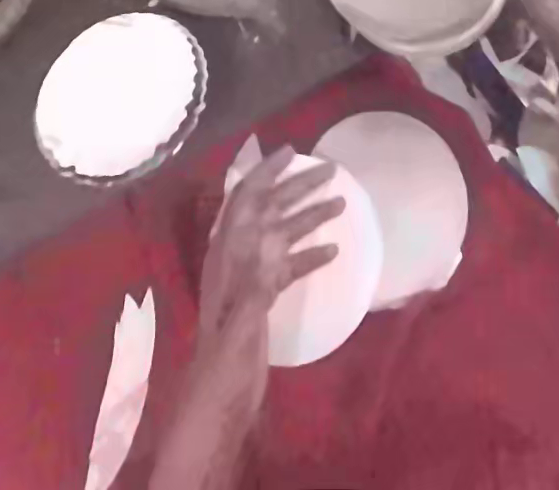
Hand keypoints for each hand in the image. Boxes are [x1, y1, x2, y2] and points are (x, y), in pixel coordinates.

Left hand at [194, 147, 343, 411]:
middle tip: (330, 171)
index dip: (266, 172)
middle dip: (296, 188)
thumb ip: (256, 282)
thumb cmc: (225, 366)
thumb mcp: (241, 324)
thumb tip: (274, 237)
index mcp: (227, 254)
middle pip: (268, 210)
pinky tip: (332, 251)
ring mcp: (250, 277)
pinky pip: (287, 266)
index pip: (246, 199)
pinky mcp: (262, 298)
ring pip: (281, 235)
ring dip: (308, 217)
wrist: (218, 405)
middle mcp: (237, 256)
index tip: (291, 152)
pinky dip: (308, 255)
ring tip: (340, 204)